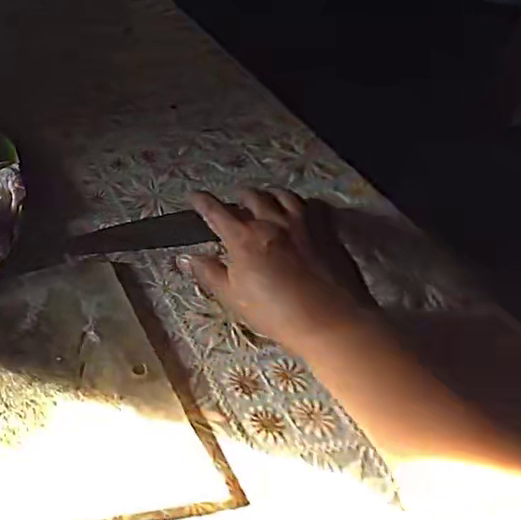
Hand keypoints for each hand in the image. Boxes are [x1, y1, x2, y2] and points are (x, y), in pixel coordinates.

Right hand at [185, 189, 382, 354]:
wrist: (333, 323)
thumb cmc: (275, 312)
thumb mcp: (231, 295)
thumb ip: (208, 272)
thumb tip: (187, 258)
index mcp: (244, 238)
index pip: (216, 211)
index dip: (202, 201)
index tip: (194, 196)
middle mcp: (273, 223)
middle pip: (253, 196)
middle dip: (238, 198)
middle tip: (233, 206)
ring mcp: (305, 226)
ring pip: (284, 196)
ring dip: (269, 195)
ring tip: (265, 202)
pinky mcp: (329, 233)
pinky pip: (314, 206)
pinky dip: (301, 204)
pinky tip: (299, 213)